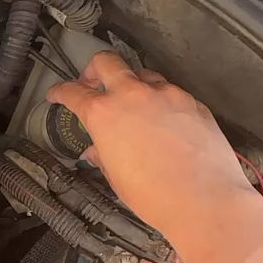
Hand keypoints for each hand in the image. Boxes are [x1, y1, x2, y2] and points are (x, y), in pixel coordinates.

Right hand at [47, 51, 261, 246]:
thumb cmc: (156, 195)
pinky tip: (163, 122)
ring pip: (142, 73)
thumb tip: (98, 151)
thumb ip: (102, 154)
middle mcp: (133, 96)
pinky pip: (170, 92)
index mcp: (104, 114)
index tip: (58, 94)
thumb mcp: (115, 176)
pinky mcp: (192, 102)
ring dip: (132, 84)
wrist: (204, 200)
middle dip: (94, 69)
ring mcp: (166, 94)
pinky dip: (161, 101)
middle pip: (106, 62)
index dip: (60, 92)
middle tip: (92, 83)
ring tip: (133, 105)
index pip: (73, 92)